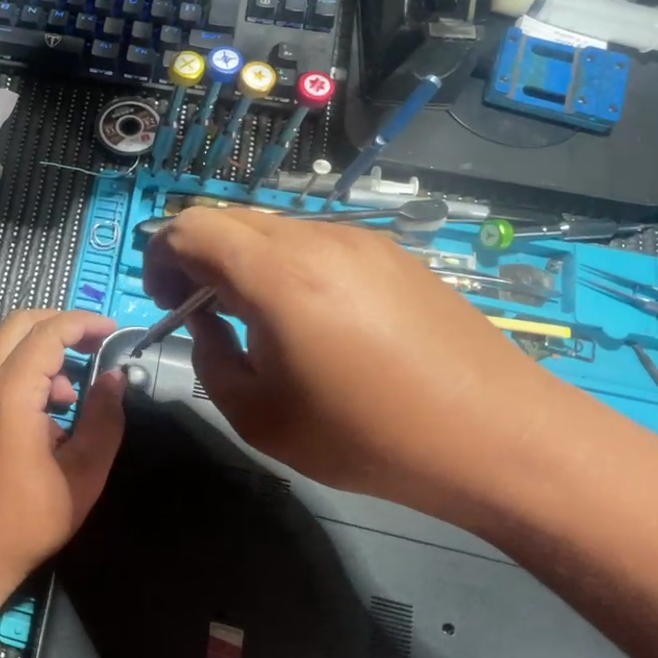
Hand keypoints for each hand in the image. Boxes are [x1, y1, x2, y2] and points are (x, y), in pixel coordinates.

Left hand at [0, 310, 127, 598]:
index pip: (48, 334)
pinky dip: (21, 371)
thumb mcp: (83, 475)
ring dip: (41, 353)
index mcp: (8, 396)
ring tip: (71, 398)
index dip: (85, 324)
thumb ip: (104, 420)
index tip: (115, 332)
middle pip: (19, 325)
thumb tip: (114, 378)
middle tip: (95, 347)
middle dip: (61, 326)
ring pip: (2, 346)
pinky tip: (43, 414)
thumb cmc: (26, 521)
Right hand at [143, 208, 570, 514]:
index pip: (190, 228)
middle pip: (227, 219)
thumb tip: (205, 323)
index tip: (164, 303)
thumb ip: (210, 358)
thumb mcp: (258, 416)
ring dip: (241, 262)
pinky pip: (316, 244)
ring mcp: (362, 243)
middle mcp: (317, 241)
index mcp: (277, 277)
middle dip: (195, 257)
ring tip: (255, 321)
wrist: (497, 437)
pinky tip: (309, 320)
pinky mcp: (394, 256)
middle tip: (199, 311)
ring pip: (272, 229)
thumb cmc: (366, 436)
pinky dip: (285, 266)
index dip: (159, 257)